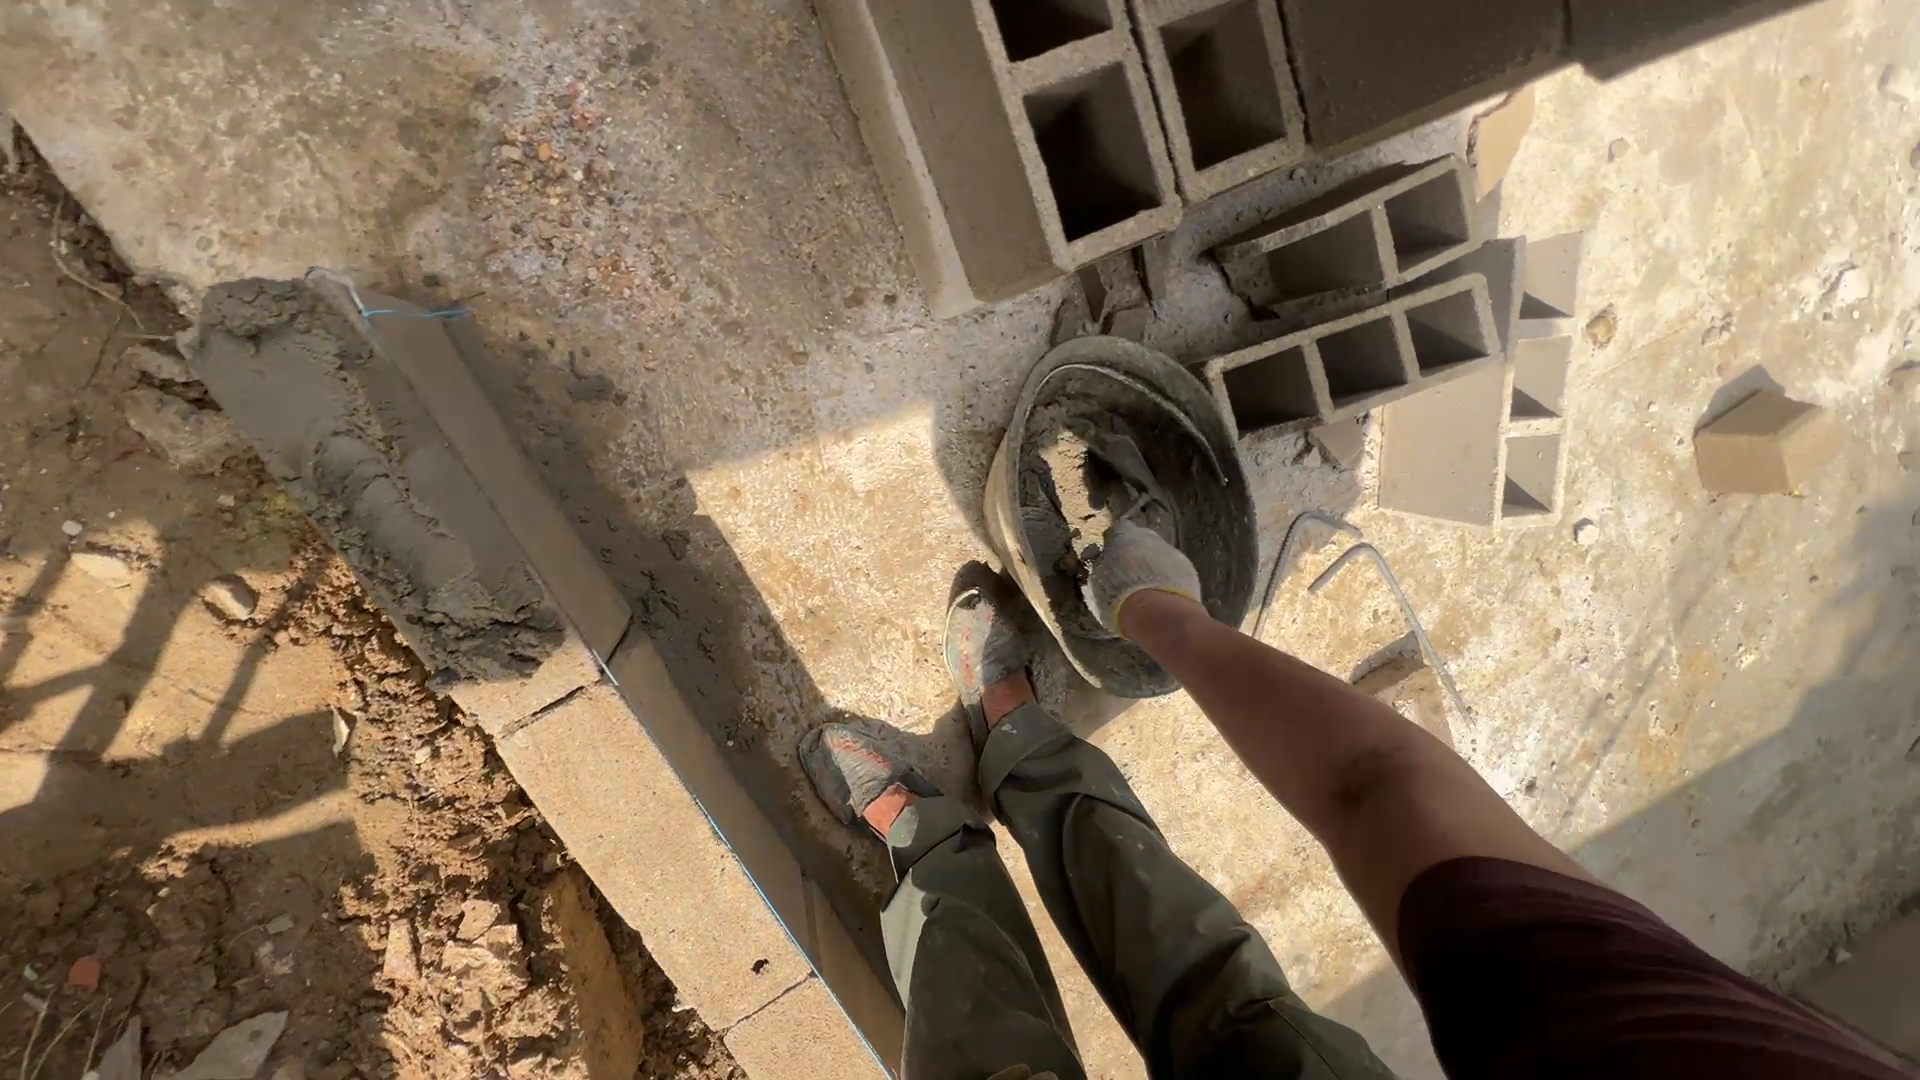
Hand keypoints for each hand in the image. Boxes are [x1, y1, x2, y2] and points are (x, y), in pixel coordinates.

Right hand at [1081, 518, 1201, 637]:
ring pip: (1160, 553)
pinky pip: (1174, 568)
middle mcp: (1149, 538)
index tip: (1111, 555)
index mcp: (1123, 536)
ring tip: (1147, 588)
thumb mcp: (1097, 582)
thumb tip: (1101, 562)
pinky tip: (1162, 594)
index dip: (1115, 541)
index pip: (1118, 528)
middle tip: (1130, 573)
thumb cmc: (1118, 596)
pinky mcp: (1188, 568)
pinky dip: (1168, 577)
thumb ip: (1100, 566)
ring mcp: (1171, 552)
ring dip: (1153, 565)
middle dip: (1136, 551)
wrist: (1156, 612)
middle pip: (1142, 538)